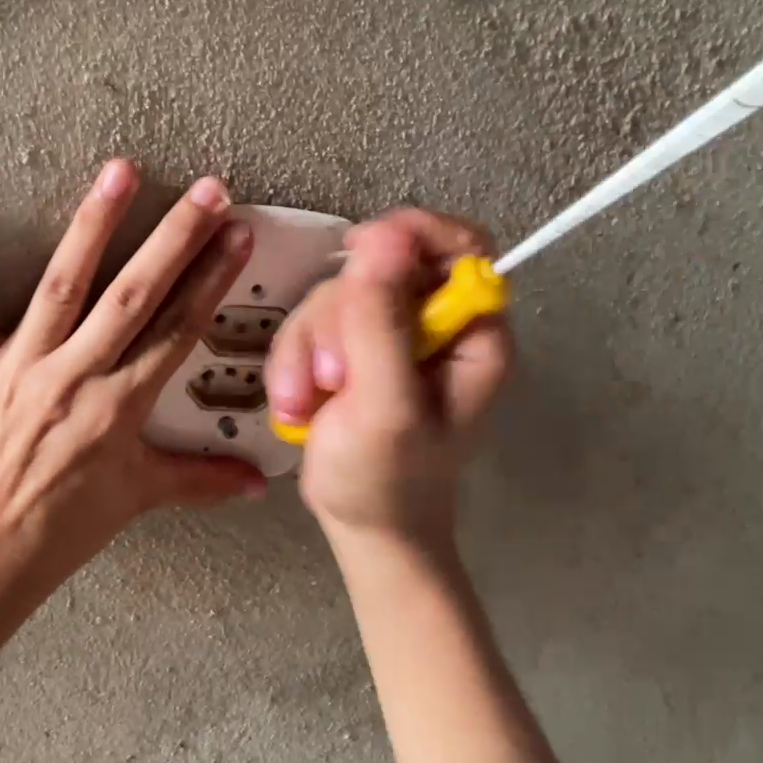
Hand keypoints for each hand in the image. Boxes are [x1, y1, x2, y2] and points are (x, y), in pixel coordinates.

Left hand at [0, 160, 264, 607]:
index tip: (236, 232)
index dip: (212, 278)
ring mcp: (18, 370)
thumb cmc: (61, 529)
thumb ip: (201, 480)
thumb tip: (258, 482)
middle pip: (133, 296)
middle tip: (207, 190)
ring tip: (120, 173)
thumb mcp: (138, 497)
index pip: (177, 328)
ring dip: (93, 226)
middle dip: (174, 239)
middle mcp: (74, 379)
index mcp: (119, 407)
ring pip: (62, 285)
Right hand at [265, 209, 512, 542]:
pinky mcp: (348, 349)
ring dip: (305, 348)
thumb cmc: (387, 480)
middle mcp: (432, 323)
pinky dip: (292, 362)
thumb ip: (381, 322)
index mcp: (470, 333)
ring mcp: (387, 335)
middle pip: (377, 269)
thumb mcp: (384, 405)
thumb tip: (383, 235)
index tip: (358, 251)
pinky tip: (296, 405)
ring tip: (302, 404)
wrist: (363, 528)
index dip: (411, 234)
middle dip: (336, 320)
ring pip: (333, 295)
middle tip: (331, 378)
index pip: (460, 244)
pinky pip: (308, 323)